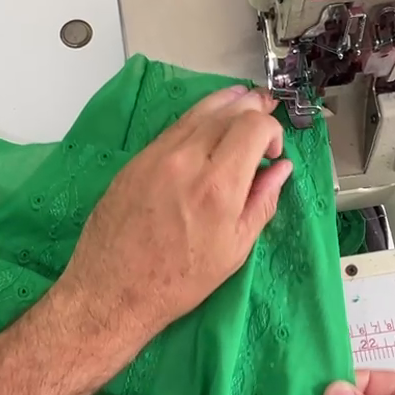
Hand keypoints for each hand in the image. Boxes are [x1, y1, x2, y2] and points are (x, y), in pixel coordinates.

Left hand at [56, 84, 293, 344]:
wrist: (113, 289)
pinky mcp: (136, 160)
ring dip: (226, 105)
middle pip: (229, 110)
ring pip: (199, 111)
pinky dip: (198, 120)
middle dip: (254, 109)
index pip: (254, 125)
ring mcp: (156, 155)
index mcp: (218, 185)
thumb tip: (280, 169)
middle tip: (265, 118)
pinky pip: (175, 127)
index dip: (272, 130)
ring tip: (243, 104)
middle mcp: (187, 160)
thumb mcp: (234, 250)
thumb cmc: (179, 280)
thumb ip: (262, 202)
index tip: (272, 152)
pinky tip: (207, 128)